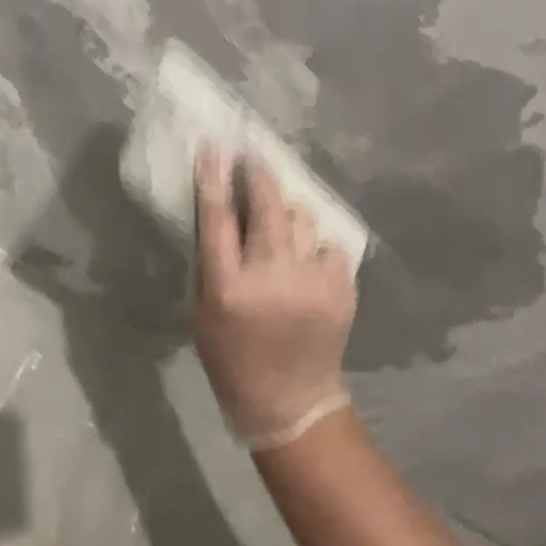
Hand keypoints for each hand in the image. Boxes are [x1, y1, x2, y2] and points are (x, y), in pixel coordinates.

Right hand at [193, 149, 357, 446]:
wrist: (289, 399)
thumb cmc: (229, 355)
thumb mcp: (203, 309)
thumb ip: (212, 263)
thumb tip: (223, 215)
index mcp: (228, 287)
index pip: (216, 219)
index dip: (213, 178)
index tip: (213, 146)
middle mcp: (272, 279)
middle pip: (267, 209)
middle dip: (259, 175)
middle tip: (253, 153)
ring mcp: (313, 283)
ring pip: (303, 220)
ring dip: (288, 206)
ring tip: (278, 202)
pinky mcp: (343, 290)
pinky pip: (330, 245)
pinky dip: (315, 240)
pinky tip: (305, 247)